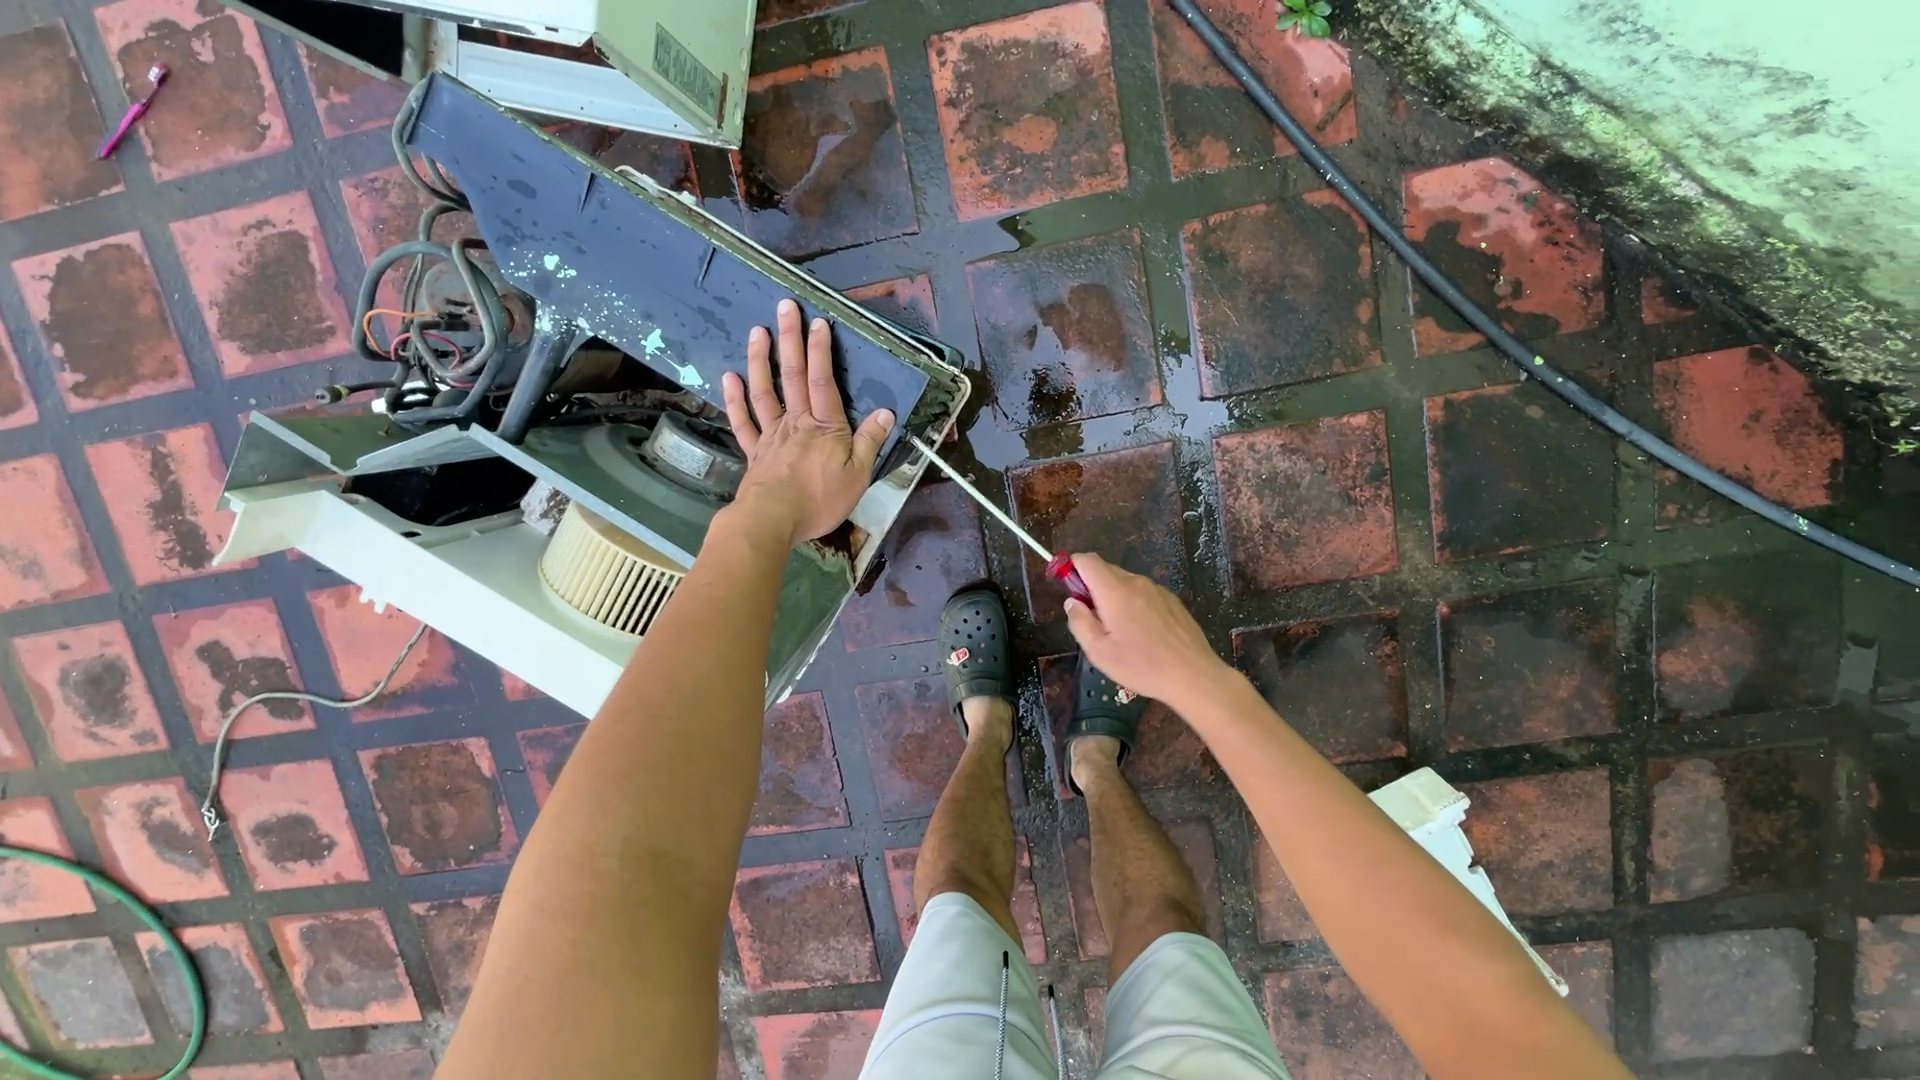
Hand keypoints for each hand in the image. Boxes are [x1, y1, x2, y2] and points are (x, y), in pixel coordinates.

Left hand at [722, 299, 893, 545]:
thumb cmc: (819, 500)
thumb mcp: (857, 475)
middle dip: (791, 339)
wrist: (771, 521)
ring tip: (758, 330)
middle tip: (784, 306)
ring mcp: (771, 435)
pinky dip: (735, 398)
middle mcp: (796, 422)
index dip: (821, 350)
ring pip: (765, 390)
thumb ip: (869, 442)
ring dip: (762, 358)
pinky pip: (744, 421)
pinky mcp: (754, 451)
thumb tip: (885, 413)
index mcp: (825, 426)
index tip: (818, 322)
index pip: (823, 380)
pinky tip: (730, 376)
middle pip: (793, 375)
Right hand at [1062, 553, 1231, 708]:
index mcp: (1115, 592)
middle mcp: (1137, 583)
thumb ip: (1080, 622)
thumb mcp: (1099, 652)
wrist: (1193, 675)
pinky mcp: (1172, 601)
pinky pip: (1143, 593)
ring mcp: (1158, 590)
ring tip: (1119, 631)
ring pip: (1125, 582)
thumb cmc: (1142, 666)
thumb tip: (1072, 602)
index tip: (1069, 589)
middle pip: (1106, 570)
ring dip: (1113, 596)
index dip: (1072, 567)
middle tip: (1093, 620)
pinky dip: (1133, 603)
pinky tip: (1142, 633)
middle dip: (1091, 586)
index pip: (1087, 560)